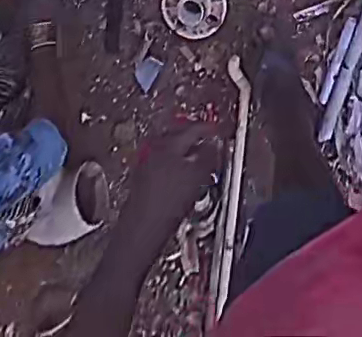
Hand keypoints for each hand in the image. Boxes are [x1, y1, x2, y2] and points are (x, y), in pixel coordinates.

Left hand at [112, 124, 220, 257]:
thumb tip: (215, 145)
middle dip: (196, 137)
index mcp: (169, 144)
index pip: (194, 129)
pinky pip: (164, 163)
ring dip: (187, 152)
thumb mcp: (196, 179)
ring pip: (172, 150)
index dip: (210, 129)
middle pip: (180, 135)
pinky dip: (177, 165)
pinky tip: (184, 178)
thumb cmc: (167, 206)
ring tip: (200, 161)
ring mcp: (147, 163)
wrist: (141, 233)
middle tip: (211, 142)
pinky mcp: (143, 180)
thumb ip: (208, 157)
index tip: (220, 130)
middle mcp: (155, 149)